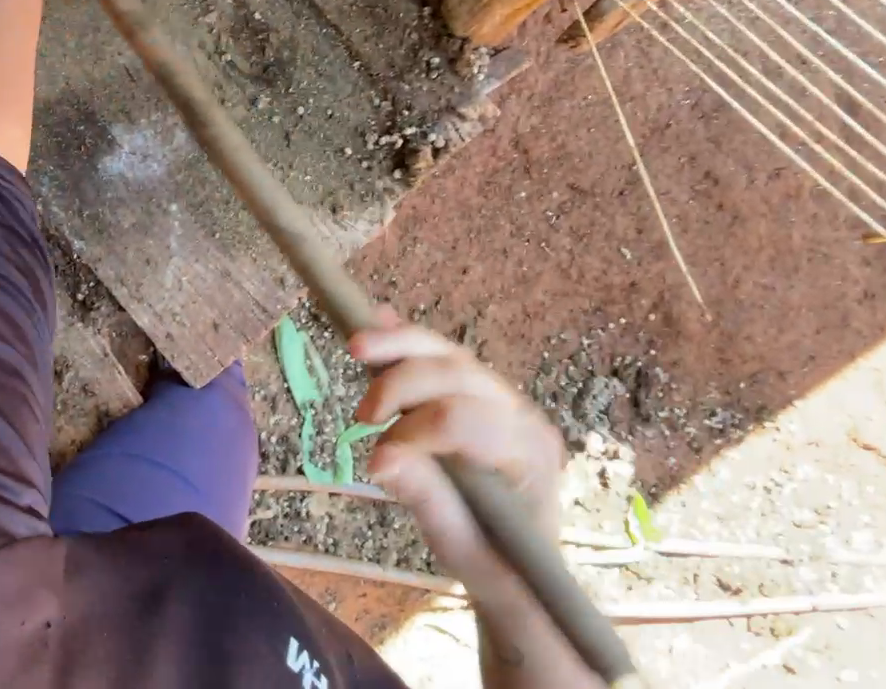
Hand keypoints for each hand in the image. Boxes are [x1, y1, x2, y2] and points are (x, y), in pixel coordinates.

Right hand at [350, 310, 563, 594]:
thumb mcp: (462, 546)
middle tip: (362, 416)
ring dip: (399, 345)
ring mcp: (501, 399)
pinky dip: (407, 339)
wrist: (521, 568)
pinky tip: (379, 317)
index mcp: (528, 455)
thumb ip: (428, 499)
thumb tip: (380, 460)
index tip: (375, 463)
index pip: (463, 421)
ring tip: (357, 346)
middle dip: (401, 384)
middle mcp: (520, 416)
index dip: (413, 432)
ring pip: (448, 354)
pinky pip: (442, 354)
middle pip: (456, 375)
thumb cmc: (496, 563)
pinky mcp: (477, 392)